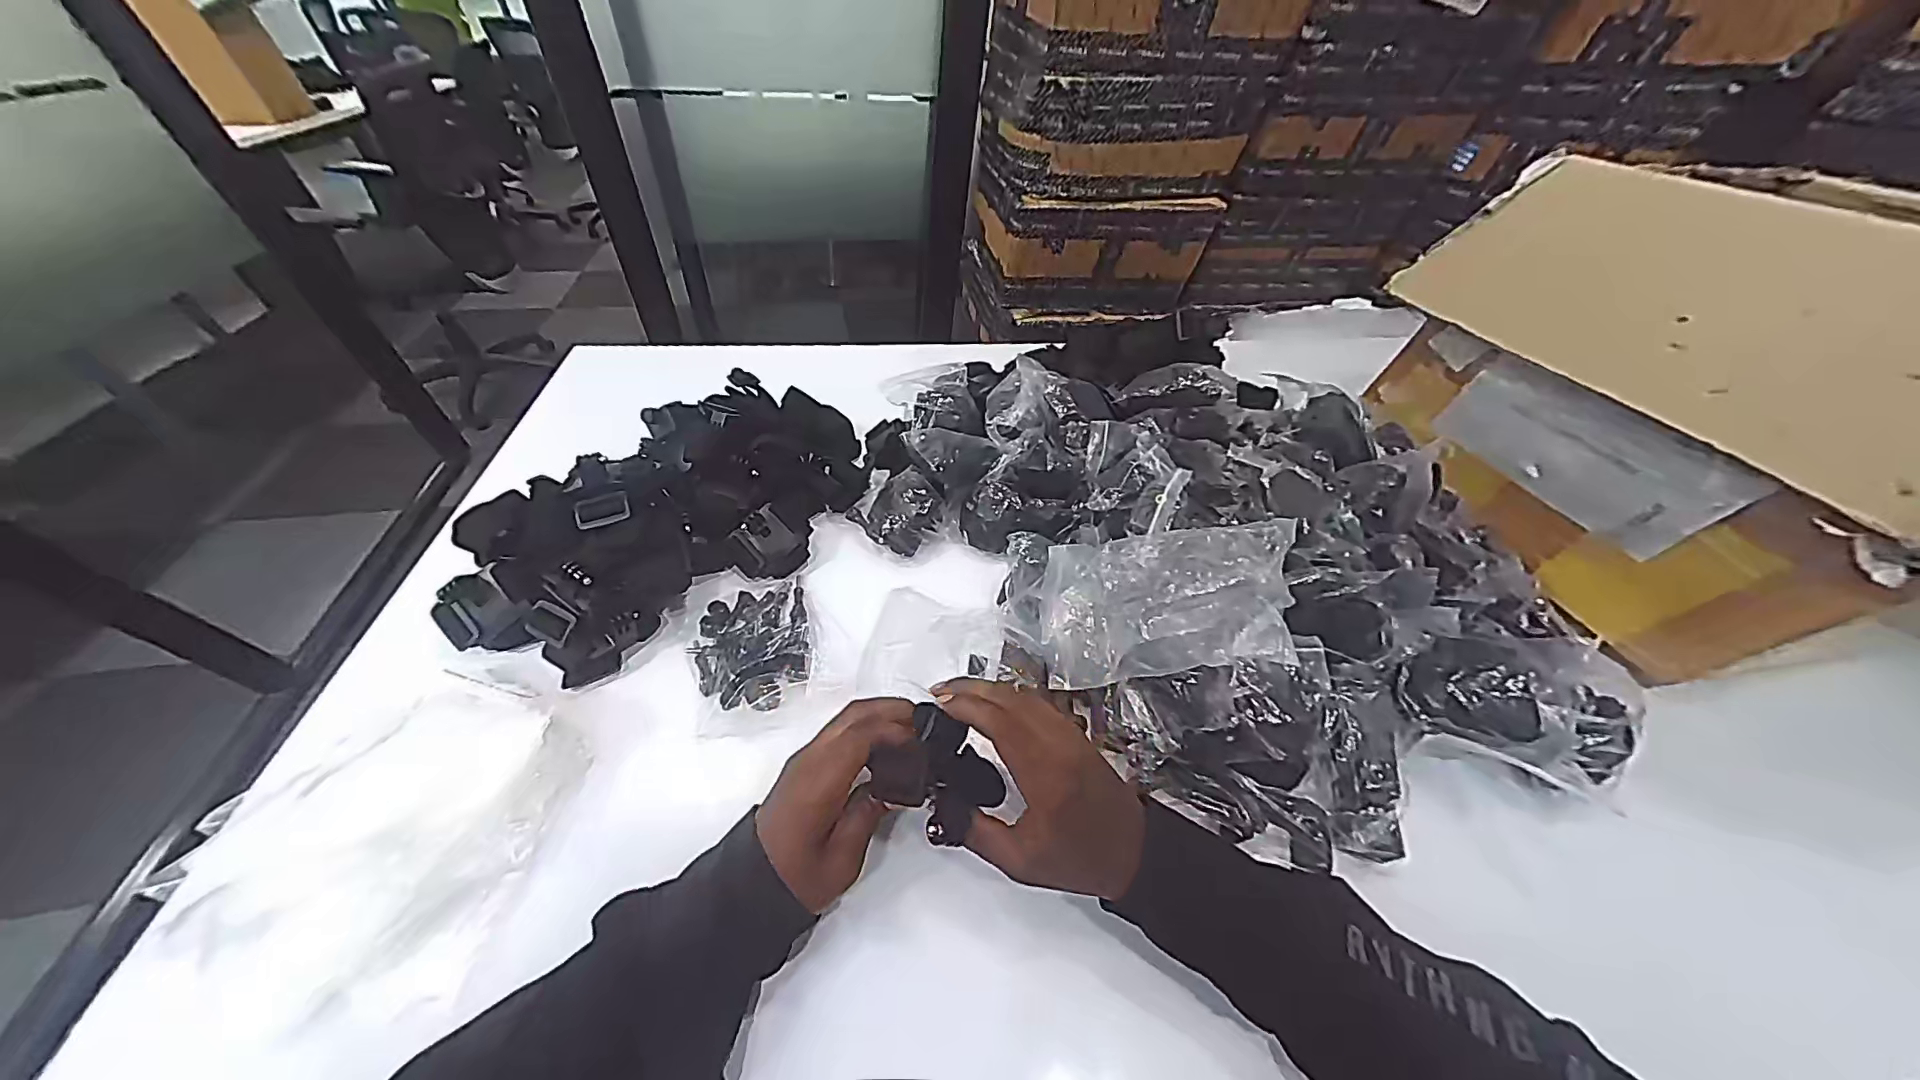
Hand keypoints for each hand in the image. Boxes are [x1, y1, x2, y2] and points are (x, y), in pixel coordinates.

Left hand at [756, 698, 915, 912]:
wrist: (752, 883)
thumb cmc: (791, 877)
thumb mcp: (841, 859)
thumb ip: (868, 815)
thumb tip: (889, 788)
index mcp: (817, 782)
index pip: (859, 734)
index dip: (894, 729)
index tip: (918, 740)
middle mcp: (808, 762)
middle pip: (853, 715)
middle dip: (891, 710)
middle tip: (923, 720)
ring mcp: (804, 760)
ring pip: (846, 719)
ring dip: (879, 716)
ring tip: (910, 731)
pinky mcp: (805, 765)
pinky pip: (839, 731)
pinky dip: (866, 727)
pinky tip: (884, 744)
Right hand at [933, 678, 1144, 901]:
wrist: (1133, 851)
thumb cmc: (1081, 857)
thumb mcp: (1019, 860)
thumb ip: (977, 832)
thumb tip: (944, 806)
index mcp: (1045, 774)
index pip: (1000, 722)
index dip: (966, 706)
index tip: (940, 703)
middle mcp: (1059, 745)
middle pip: (1010, 699)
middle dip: (971, 690)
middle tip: (941, 693)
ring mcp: (1070, 735)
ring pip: (1025, 696)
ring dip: (990, 690)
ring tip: (959, 695)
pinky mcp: (1076, 734)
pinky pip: (1038, 703)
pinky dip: (1010, 697)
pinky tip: (994, 704)